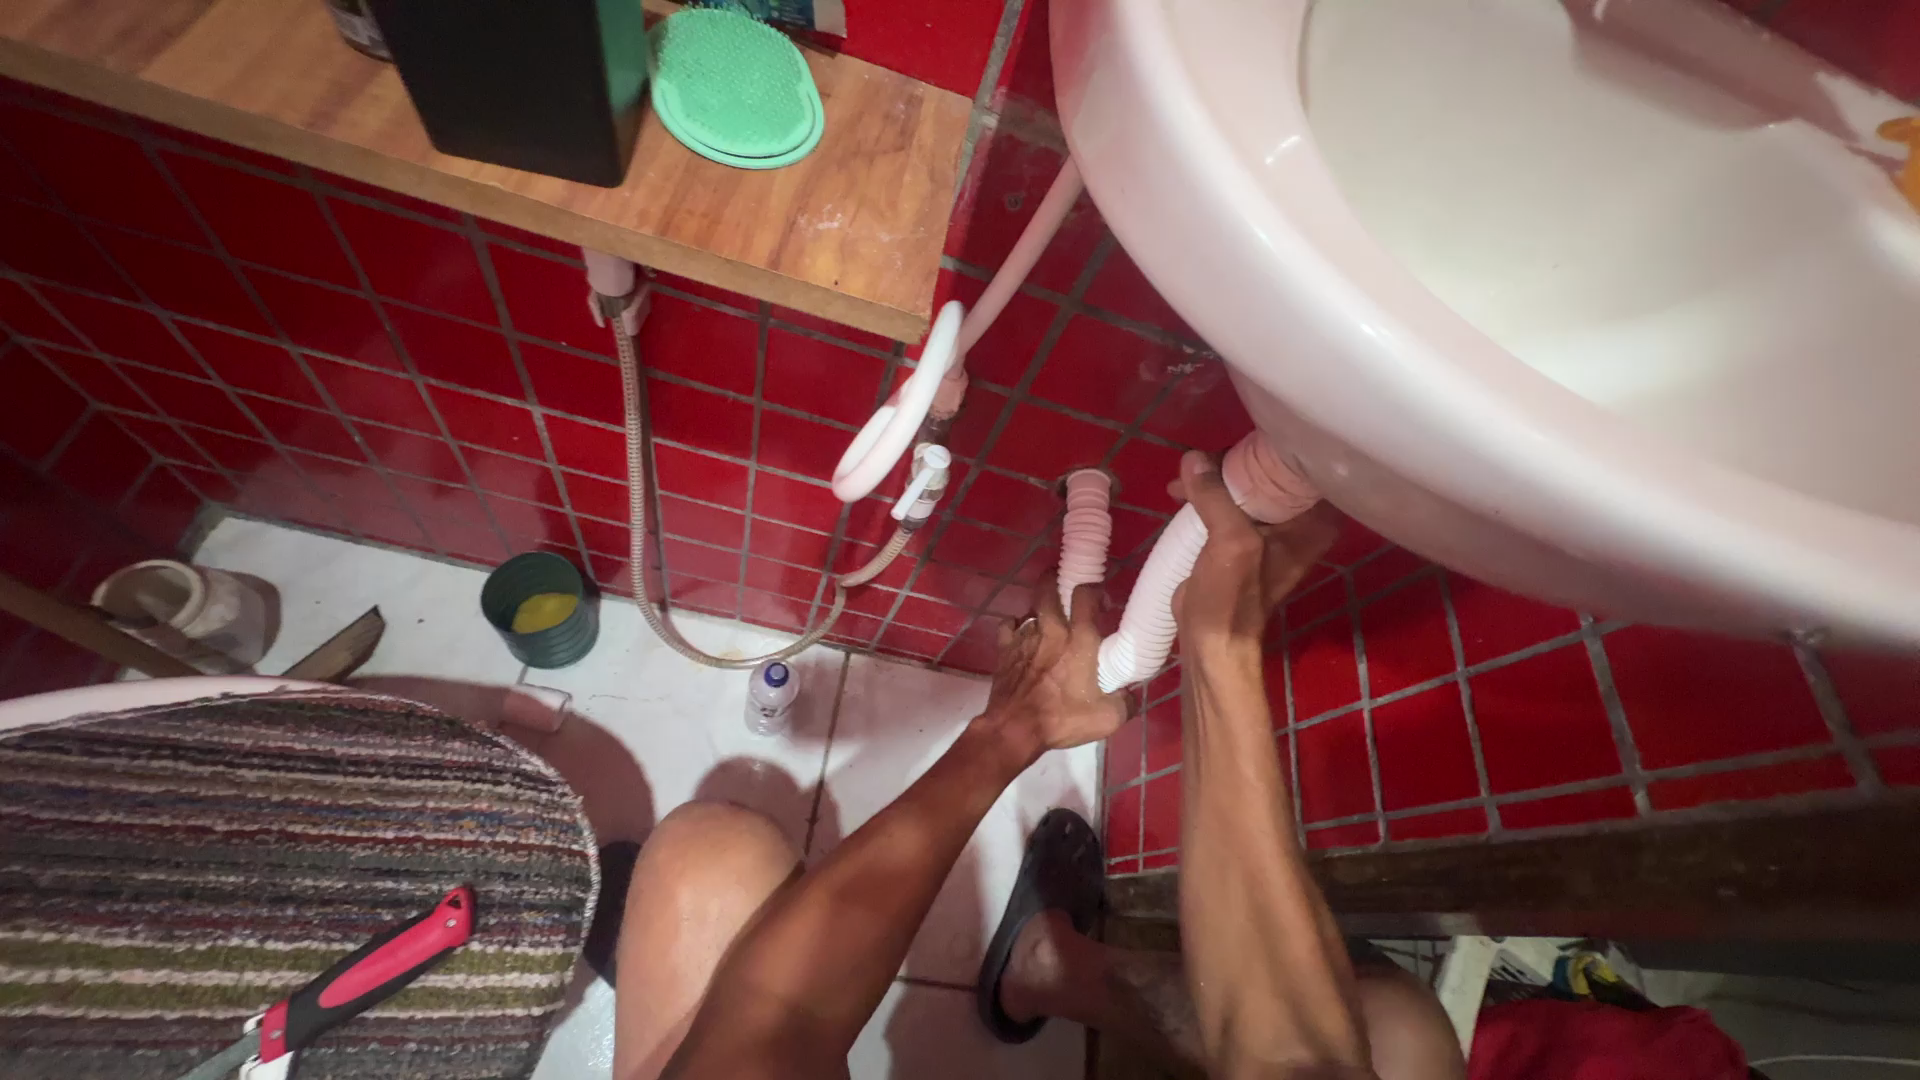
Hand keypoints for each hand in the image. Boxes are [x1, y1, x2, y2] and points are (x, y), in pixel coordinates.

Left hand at [977, 574, 1131, 761]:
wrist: (1014, 729)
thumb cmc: (1062, 720)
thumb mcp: (1108, 718)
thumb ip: (1125, 701)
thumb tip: (1130, 693)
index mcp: (1079, 640)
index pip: (1085, 595)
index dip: (1093, 589)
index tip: (1099, 598)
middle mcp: (1051, 630)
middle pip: (1049, 588)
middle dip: (1057, 579)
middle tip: (1065, 585)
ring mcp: (1024, 637)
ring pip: (1031, 608)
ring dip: (1040, 609)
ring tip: (1049, 619)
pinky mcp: (1004, 649)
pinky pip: (1009, 625)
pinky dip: (1016, 626)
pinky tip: (1023, 635)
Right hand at [1168, 450, 1337, 649]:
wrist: (1212, 639)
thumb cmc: (1232, 595)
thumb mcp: (1229, 541)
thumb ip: (1214, 497)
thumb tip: (1192, 458)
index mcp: (1313, 522)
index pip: (1297, 468)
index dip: (1266, 450)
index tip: (1235, 442)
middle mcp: (1298, 522)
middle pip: (1267, 474)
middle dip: (1232, 464)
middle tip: (1200, 462)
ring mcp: (1269, 532)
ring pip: (1244, 488)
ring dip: (1214, 480)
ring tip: (1185, 478)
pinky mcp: (1242, 540)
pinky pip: (1228, 505)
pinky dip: (1207, 497)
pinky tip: (1183, 492)